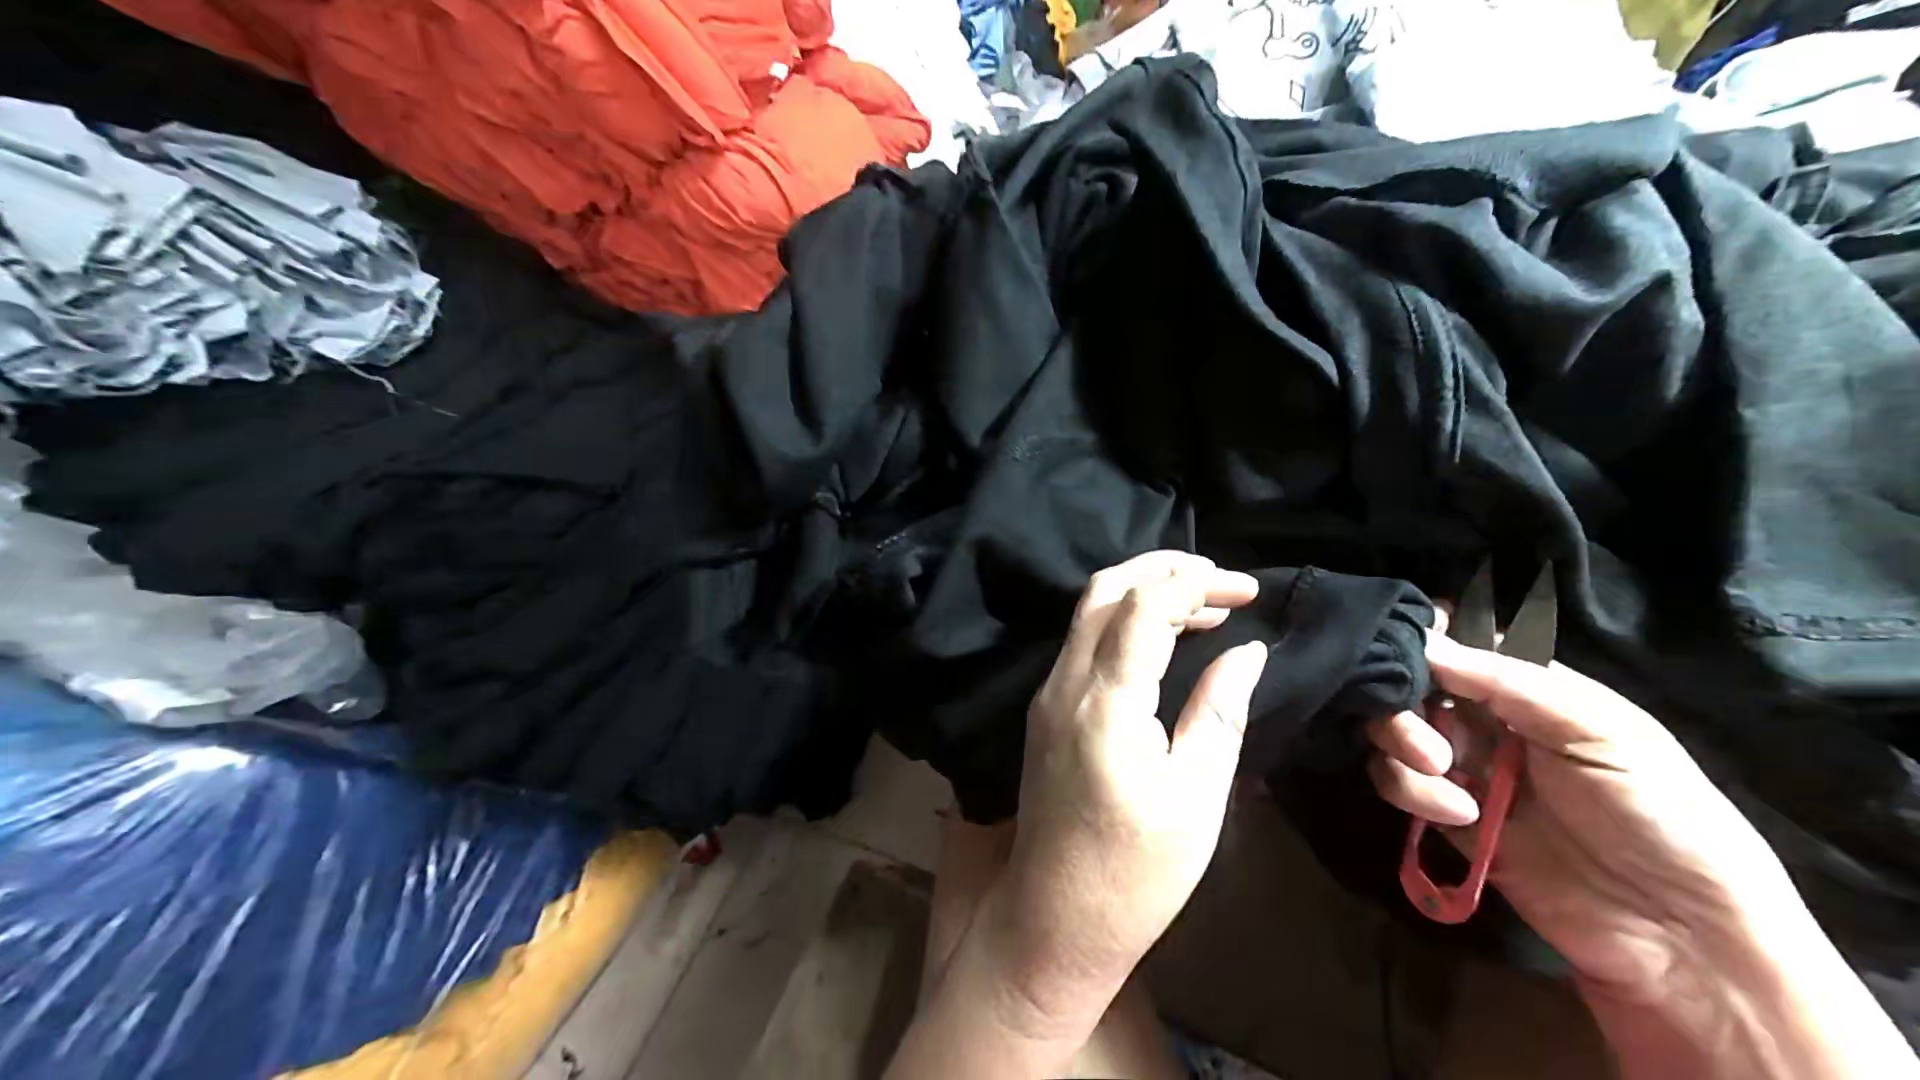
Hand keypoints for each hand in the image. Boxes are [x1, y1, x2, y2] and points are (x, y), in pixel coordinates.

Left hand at [886, 551, 1267, 1079]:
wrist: (1053, 915)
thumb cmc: (1135, 873)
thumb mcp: (1196, 798)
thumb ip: (1219, 712)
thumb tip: (1246, 650)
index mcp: (1104, 705)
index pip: (1143, 607)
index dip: (1196, 583)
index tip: (1247, 590)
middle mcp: (1064, 685)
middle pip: (1104, 590)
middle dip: (1163, 569)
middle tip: (1223, 581)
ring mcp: (1048, 694)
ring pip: (1088, 610)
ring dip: (1143, 590)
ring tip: (1205, 602)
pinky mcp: (1045, 708)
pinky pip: (1082, 639)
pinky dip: (1124, 619)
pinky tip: (1163, 636)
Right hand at [1367, 636, 1919, 1078]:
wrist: (1678, 933)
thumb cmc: (1653, 809)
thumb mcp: (1593, 728)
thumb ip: (1504, 679)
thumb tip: (1420, 638)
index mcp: (1524, 685)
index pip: (1452, 640)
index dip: (1418, 638)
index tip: (1396, 653)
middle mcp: (1483, 716)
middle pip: (1406, 685)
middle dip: (1400, 706)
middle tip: (1425, 742)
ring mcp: (1460, 763)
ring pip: (1391, 731)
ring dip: (1401, 747)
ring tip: (1441, 772)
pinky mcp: (1441, 810)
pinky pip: (1394, 782)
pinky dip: (1412, 791)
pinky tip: (1459, 814)